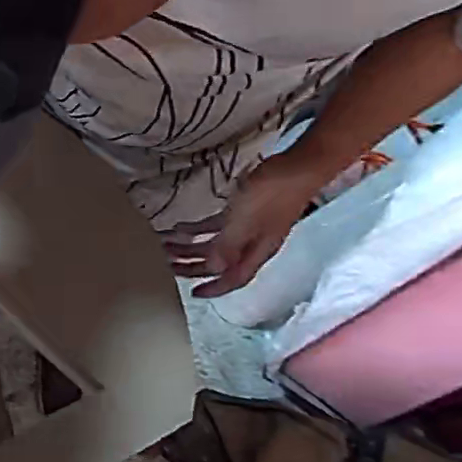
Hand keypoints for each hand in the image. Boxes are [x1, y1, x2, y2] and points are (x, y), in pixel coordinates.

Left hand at [164, 152, 331, 298]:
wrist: (297, 167)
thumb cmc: (270, 195)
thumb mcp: (245, 222)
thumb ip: (228, 246)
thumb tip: (212, 269)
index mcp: (257, 251)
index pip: (234, 278)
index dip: (215, 288)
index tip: (193, 294)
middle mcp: (253, 244)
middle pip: (220, 263)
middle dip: (194, 267)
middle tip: (166, 265)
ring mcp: (248, 227)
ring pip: (215, 244)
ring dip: (190, 246)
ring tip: (165, 244)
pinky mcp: (243, 211)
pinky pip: (216, 226)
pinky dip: (197, 229)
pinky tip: (179, 227)